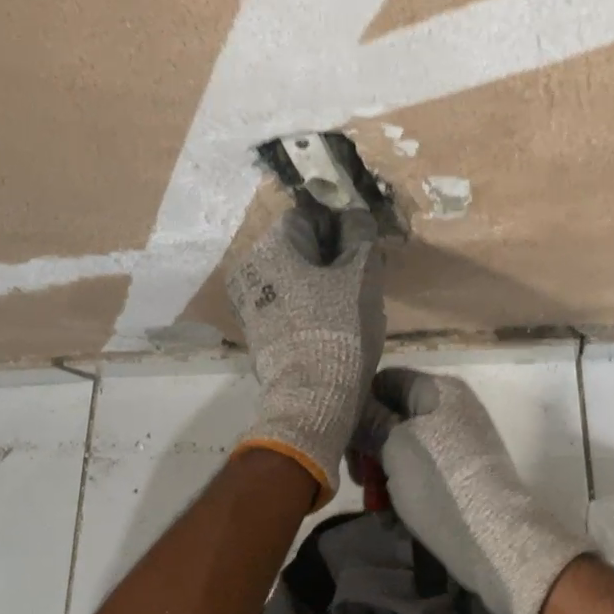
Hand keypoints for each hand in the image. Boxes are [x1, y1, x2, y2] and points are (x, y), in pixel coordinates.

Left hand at [226, 202, 384, 507]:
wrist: (312, 397)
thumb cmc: (338, 328)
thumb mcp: (362, 275)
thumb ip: (360, 236)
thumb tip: (354, 216)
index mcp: (271, 246)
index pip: (309, 215)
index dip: (340, 228)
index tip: (364, 249)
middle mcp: (250, 267)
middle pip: (300, 247)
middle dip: (332, 258)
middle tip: (363, 278)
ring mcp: (249, 301)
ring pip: (296, 277)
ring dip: (323, 283)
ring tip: (351, 305)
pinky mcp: (256, 330)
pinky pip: (288, 304)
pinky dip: (310, 307)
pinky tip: (334, 325)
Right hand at [360, 368, 592, 613]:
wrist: (496, 541)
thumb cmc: (440, 484)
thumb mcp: (393, 446)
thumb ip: (368, 420)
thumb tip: (354, 406)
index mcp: (439, 389)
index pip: (386, 380)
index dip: (360, 405)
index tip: (344, 438)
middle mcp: (451, 408)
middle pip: (392, 416)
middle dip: (370, 448)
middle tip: (359, 478)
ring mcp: (459, 442)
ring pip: (403, 448)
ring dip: (384, 476)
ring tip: (377, 507)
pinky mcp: (463, 474)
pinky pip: (422, 472)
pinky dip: (404, 491)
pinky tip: (395, 519)